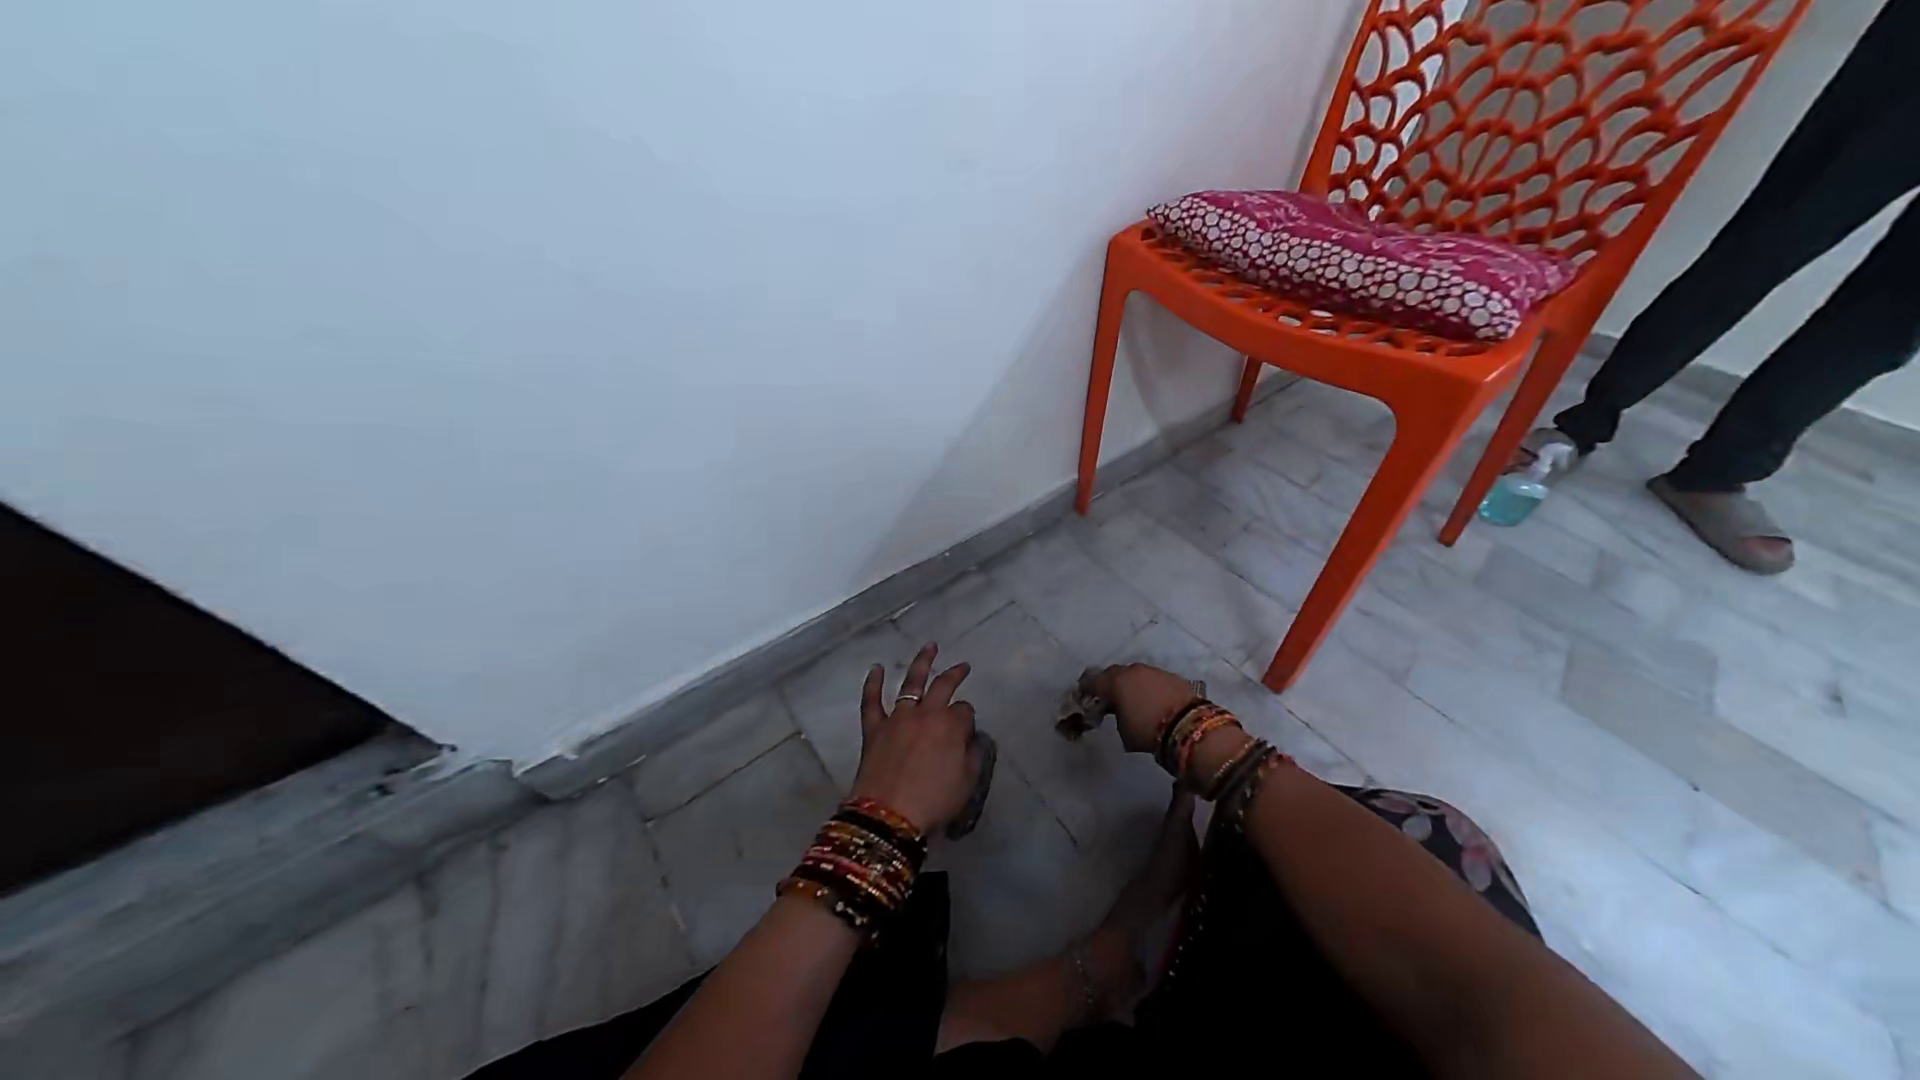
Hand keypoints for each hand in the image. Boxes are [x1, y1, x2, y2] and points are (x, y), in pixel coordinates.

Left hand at [850, 643, 981, 834]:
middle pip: (943, 686)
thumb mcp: (967, 782)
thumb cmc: (934, 801)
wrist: (889, 815)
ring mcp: (897, 718)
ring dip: (922, 663)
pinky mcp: (874, 728)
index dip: (968, 720)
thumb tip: (971, 739)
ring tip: (929, 647)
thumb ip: (973, 755)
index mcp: (951, 725)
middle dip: (955, 674)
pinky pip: (871, 701)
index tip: (967, 732)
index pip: (965, 711)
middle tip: (963, 666)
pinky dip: (873, 683)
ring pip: (911, 683)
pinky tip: (877, 668)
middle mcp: (926, 714)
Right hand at [1082, 663, 1204, 756]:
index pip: (1092, 681)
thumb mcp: (1124, 731)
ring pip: (1134, 674)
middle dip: (1108, 683)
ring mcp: (1153, 671)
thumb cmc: (1148, 731)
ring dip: (1130, 683)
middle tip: (1107, 696)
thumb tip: (1118, 713)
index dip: (1086, 689)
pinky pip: (1152, 678)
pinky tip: (1151, 698)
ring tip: (1131, 697)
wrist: (1188, 726)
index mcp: (1115, 683)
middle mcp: (1132, 672)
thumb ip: (1116, 717)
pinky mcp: (1171, 676)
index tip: (1084, 695)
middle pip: (1113, 673)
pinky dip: (1148, 686)